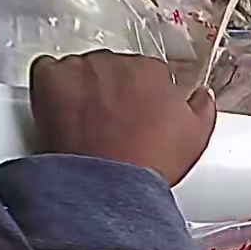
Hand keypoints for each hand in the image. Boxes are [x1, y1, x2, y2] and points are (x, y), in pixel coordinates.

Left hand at [29, 51, 217, 185]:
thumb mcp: (195, 139)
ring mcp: (81, 69)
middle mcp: (117, 62)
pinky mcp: (51, 79)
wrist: (107, 186)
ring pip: (81, 70)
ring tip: (82, 123)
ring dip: (82, 89)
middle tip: (107, 124)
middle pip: (112, 69)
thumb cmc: (151, 164)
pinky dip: (51, 85)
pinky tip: (59, 110)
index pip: (147, 73)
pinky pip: (47, 70)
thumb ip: (203, 108)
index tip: (134, 117)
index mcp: (152, 72)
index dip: (140, 97)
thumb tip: (202, 94)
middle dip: (110, 91)